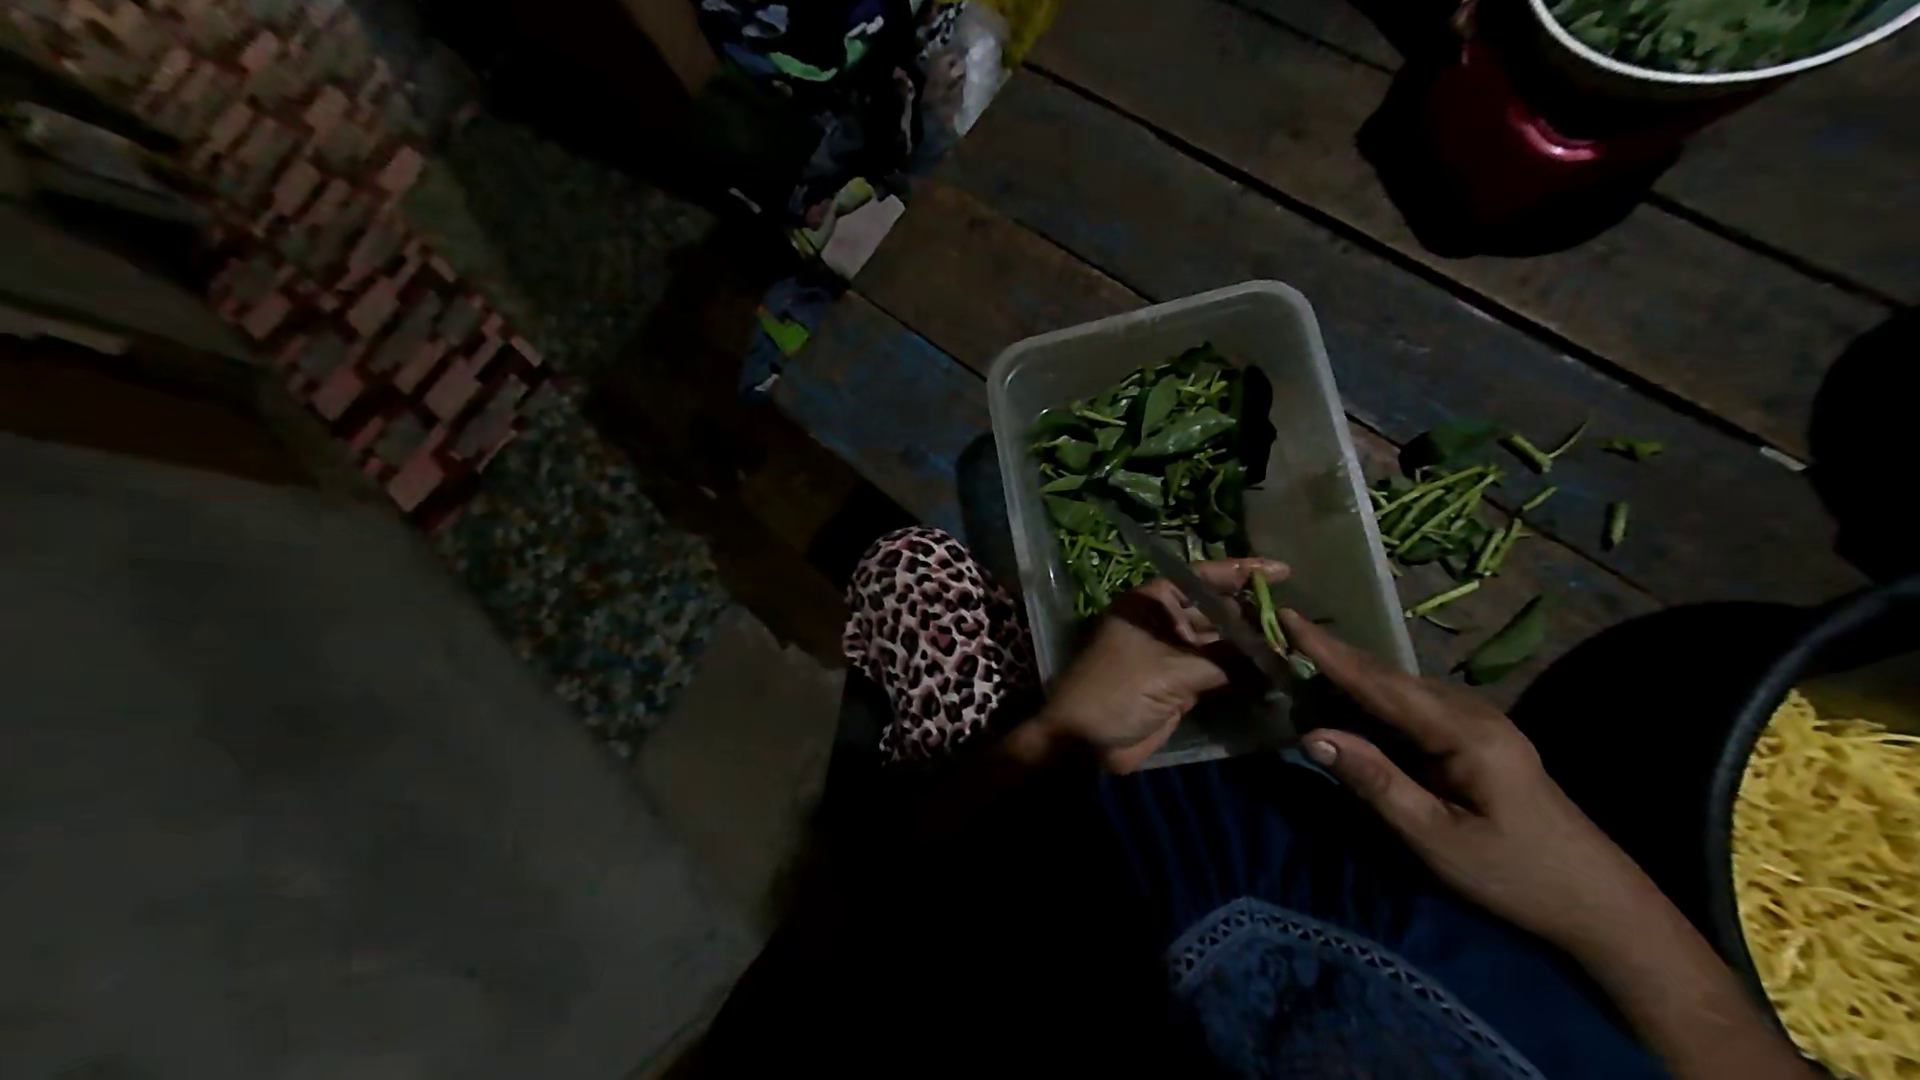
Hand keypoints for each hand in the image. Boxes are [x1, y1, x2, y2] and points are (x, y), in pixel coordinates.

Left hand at [1018, 558, 1288, 772]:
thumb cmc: (1119, 689)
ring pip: (1221, 642)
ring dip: (1253, 647)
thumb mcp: (1172, 671)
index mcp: (1151, 602)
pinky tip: (1277, 673)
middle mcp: (1164, 621)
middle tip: (1297, 622)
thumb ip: (1227, 661)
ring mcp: (1172, 652)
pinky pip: (1218, 670)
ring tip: (1296, 647)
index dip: (1240, 572)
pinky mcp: (1180, 683)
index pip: (1201, 577)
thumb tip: (1278, 655)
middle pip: (1216, 610)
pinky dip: (1243, 672)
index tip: (1282, 572)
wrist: (1086, 741)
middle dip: (1253, 615)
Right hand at [1279, 610, 1659, 950]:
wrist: (1602, 905)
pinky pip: (1410, 702)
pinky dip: (1368, 692)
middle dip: (1331, 650)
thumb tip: (1310, 733)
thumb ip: (1373, 780)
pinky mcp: (1474, 734)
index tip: (1286, 616)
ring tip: (1299, 655)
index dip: (1327, 650)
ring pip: (1397, 684)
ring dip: (1347, 669)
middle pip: (1386, 674)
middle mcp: (1470, 711)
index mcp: (1464, 732)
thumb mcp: (1435, 837)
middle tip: (1281, 627)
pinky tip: (1345, 695)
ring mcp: (1476, 720)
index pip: (1378, 682)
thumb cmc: (1515, 875)